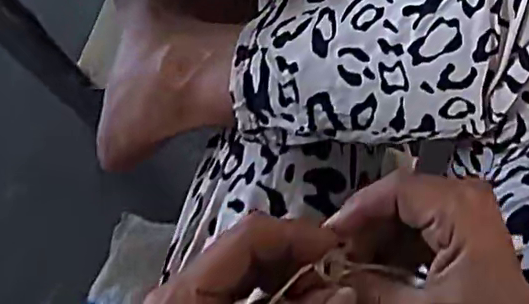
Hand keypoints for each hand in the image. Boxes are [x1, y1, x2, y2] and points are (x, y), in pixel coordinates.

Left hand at [149, 213, 341, 303]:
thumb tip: (347, 290)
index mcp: (183, 288)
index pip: (252, 232)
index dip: (300, 233)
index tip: (337, 247)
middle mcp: (181, 288)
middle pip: (253, 248)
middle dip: (299, 256)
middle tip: (335, 274)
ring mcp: (187, 303)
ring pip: (250, 273)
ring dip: (291, 277)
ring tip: (322, 292)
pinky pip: (242, 296)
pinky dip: (273, 297)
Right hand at [327, 170, 528, 303]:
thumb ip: (372, 288)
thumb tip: (330, 276)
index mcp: (460, 201)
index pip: (398, 188)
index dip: (357, 210)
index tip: (325, 237)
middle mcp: (468, 195)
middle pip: (405, 200)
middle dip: (368, 230)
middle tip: (334, 261)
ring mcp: (473, 214)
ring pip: (414, 217)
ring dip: (381, 243)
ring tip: (351, 272)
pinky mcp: (473, 236)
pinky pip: (429, 232)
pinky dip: (401, 253)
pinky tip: (378, 277)